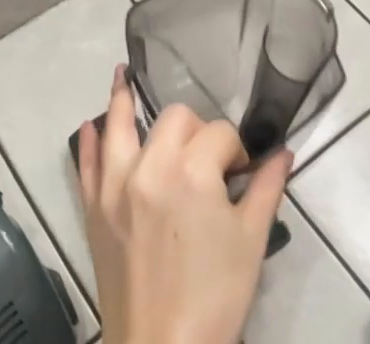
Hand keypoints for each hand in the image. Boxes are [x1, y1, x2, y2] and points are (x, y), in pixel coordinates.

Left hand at [77, 65, 292, 343]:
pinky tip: (90, 125)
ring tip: (122, 76)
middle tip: (209, 161)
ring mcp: (115, 185)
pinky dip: (89, 141)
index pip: (221, 134)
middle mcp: (149, 166)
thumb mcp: (251, 240)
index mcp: (192, 172)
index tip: (243, 175)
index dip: (238, 150)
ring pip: (118, 124)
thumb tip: (283, 153)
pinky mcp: (93, 207)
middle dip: (197, 129)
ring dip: (124, 100)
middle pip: (175, 118)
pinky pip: (86, 163)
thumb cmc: (215, 295)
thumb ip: (267, 188)